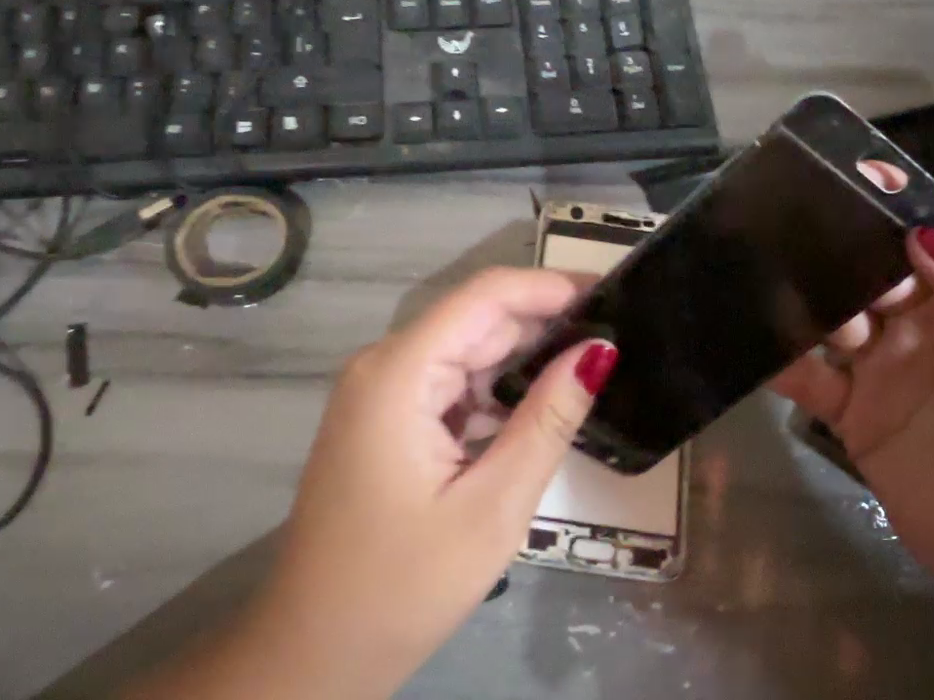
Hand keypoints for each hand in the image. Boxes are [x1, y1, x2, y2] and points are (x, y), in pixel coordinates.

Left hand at [133, 268, 615, 699]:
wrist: (317, 647)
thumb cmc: (405, 584)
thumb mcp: (492, 507)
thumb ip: (546, 420)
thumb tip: (599, 351)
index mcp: (399, 374)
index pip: (484, 297)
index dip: (548, 287)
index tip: (611, 296)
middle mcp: (382, 366)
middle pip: (473, 320)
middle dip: (543, 323)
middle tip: (617, 339)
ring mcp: (378, 392)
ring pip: (462, 351)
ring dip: (520, 358)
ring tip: (590, 366)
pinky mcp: (382, 418)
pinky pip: (446, 383)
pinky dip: (491, 389)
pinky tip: (537, 403)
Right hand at [773, 221, 933, 698]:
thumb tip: (923, 240)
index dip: (902, 202)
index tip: (846, 173)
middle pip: (876, 268)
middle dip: (838, 245)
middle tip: (791, 233)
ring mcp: (892, 377)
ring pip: (834, 315)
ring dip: (805, 297)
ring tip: (771, 287)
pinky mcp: (858, 424)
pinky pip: (810, 380)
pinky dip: (782, 360)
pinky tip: (759, 348)